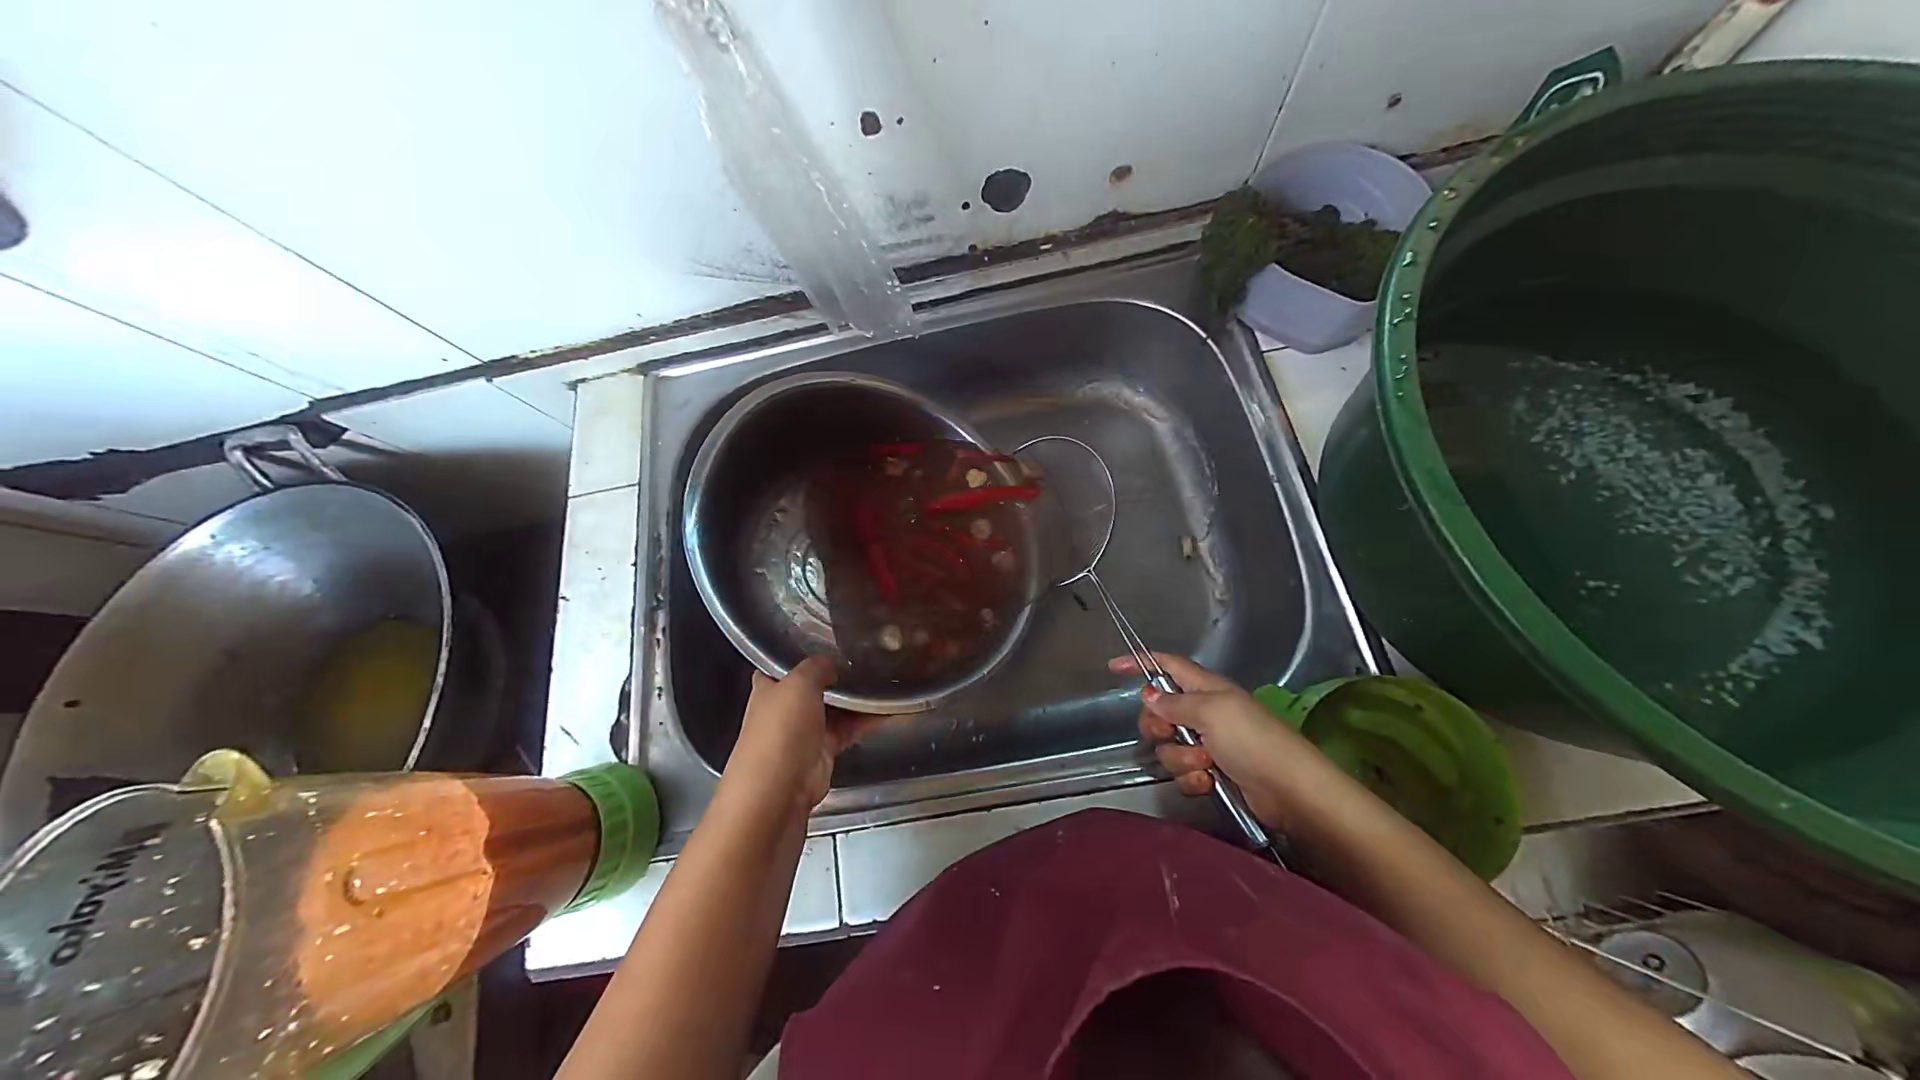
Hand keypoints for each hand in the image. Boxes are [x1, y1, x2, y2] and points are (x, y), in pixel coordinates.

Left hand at [721, 656, 876, 818]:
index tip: (830, 642)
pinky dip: (866, 720)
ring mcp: (805, 732)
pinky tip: (887, 708)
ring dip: (856, 698)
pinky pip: (849, 729)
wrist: (778, 790)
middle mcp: (785, 708)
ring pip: (835, 709)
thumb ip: (817, 666)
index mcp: (770, 688)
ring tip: (883, 679)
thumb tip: (831, 662)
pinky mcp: (824, 752)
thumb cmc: (780, 730)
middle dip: (837, 675)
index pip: (785, 664)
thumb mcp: (799, 683)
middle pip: (815, 686)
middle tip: (865, 658)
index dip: (805, 653)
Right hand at [1111, 652, 1325, 829]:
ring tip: (1205, 764)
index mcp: (1206, 689)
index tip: (1114, 666)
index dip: (1142, 663)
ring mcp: (1207, 744)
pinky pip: (1182, 773)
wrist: (1289, 792)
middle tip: (1173, 734)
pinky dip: (1192, 779)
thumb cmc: (1254, 741)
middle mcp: (1204, 713)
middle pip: (1158, 712)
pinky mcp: (1211, 773)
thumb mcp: (1211, 712)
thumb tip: (1149, 694)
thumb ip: (1174, 703)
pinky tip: (1208, 782)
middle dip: (1158, 726)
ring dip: (1181, 758)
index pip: (1168, 666)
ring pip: (1168, 747)